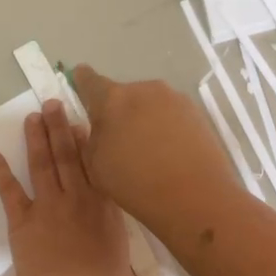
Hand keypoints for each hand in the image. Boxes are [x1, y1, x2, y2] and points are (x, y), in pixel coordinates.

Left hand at [0, 100, 183, 275]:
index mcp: (107, 210)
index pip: (99, 169)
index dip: (91, 145)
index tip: (85, 122)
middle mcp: (79, 200)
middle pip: (69, 157)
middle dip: (61, 128)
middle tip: (52, 103)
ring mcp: (48, 207)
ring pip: (42, 166)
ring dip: (36, 140)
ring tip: (32, 117)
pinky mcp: (22, 220)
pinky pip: (10, 193)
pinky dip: (0, 175)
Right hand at [68, 65, 247, 231]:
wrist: (194, 195)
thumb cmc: (134, 182)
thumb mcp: (95, 165)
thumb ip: (92, 138)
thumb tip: (100, 125)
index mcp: (112, 99)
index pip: (89, 80)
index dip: (81, 81)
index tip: (78, 82)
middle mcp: (144, 89)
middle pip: (122, 95)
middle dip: (117, 111)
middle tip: (117, 141)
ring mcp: (174, 98)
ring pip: (148, 104)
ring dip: (142, 119)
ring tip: (146, 151)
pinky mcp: (196, 112)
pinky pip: (170, 115)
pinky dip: (164, 128)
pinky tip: (167, 153)